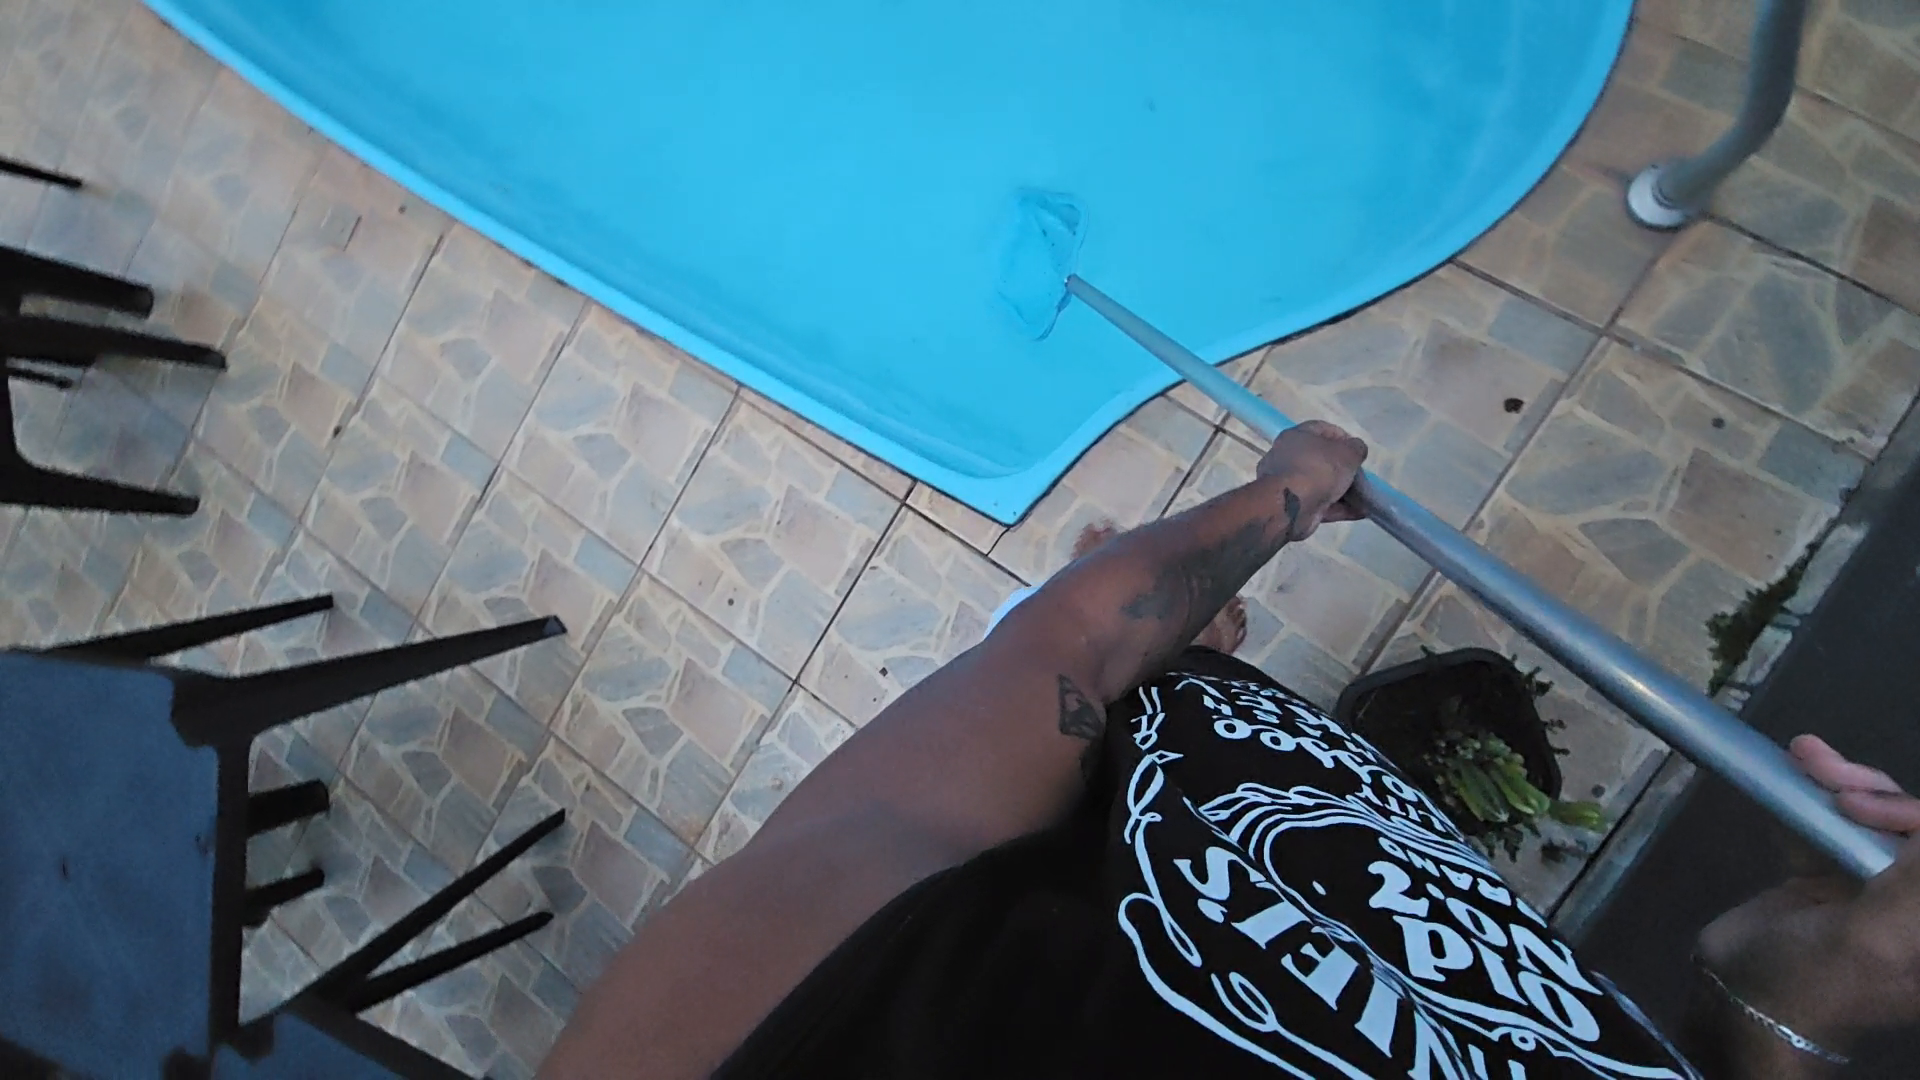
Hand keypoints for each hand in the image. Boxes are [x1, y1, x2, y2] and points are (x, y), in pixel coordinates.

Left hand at [1255, 420, 1367, 539]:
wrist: (1291, 506)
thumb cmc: (1319, 469)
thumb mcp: (1348, 452)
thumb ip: (1356, 448)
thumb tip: (1354, 450)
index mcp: (1295, 436)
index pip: (1321, 429)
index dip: (1343, 437)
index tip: (1357, 450)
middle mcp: (1286, 457)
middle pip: (1320, 459)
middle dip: (1343, 468)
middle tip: (1361, 476)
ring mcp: (1286, 483)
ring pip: (1319, 483)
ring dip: (1343, 491)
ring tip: (1365, 498)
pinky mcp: (1290, 505)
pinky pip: (1318, 503)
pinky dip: (1337, 507)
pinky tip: (1359, 512)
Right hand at [1696, 736, 1919, 1049]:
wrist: (1746, 996)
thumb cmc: (1817, 977)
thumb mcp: (1875, 939)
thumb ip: (1912, 889)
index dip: (1912, 814)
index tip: (1852, 803)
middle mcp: (1916, 903)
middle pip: (1912, 830)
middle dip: (1873, 790)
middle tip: (1816, 766)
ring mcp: (1870, 889)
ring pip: (1867, 821)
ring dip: (1837, 784)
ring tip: (1799, 754)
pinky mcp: (1822, 880)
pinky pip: (1820, 829)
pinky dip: (1801, 801)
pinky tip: (1782, 778)